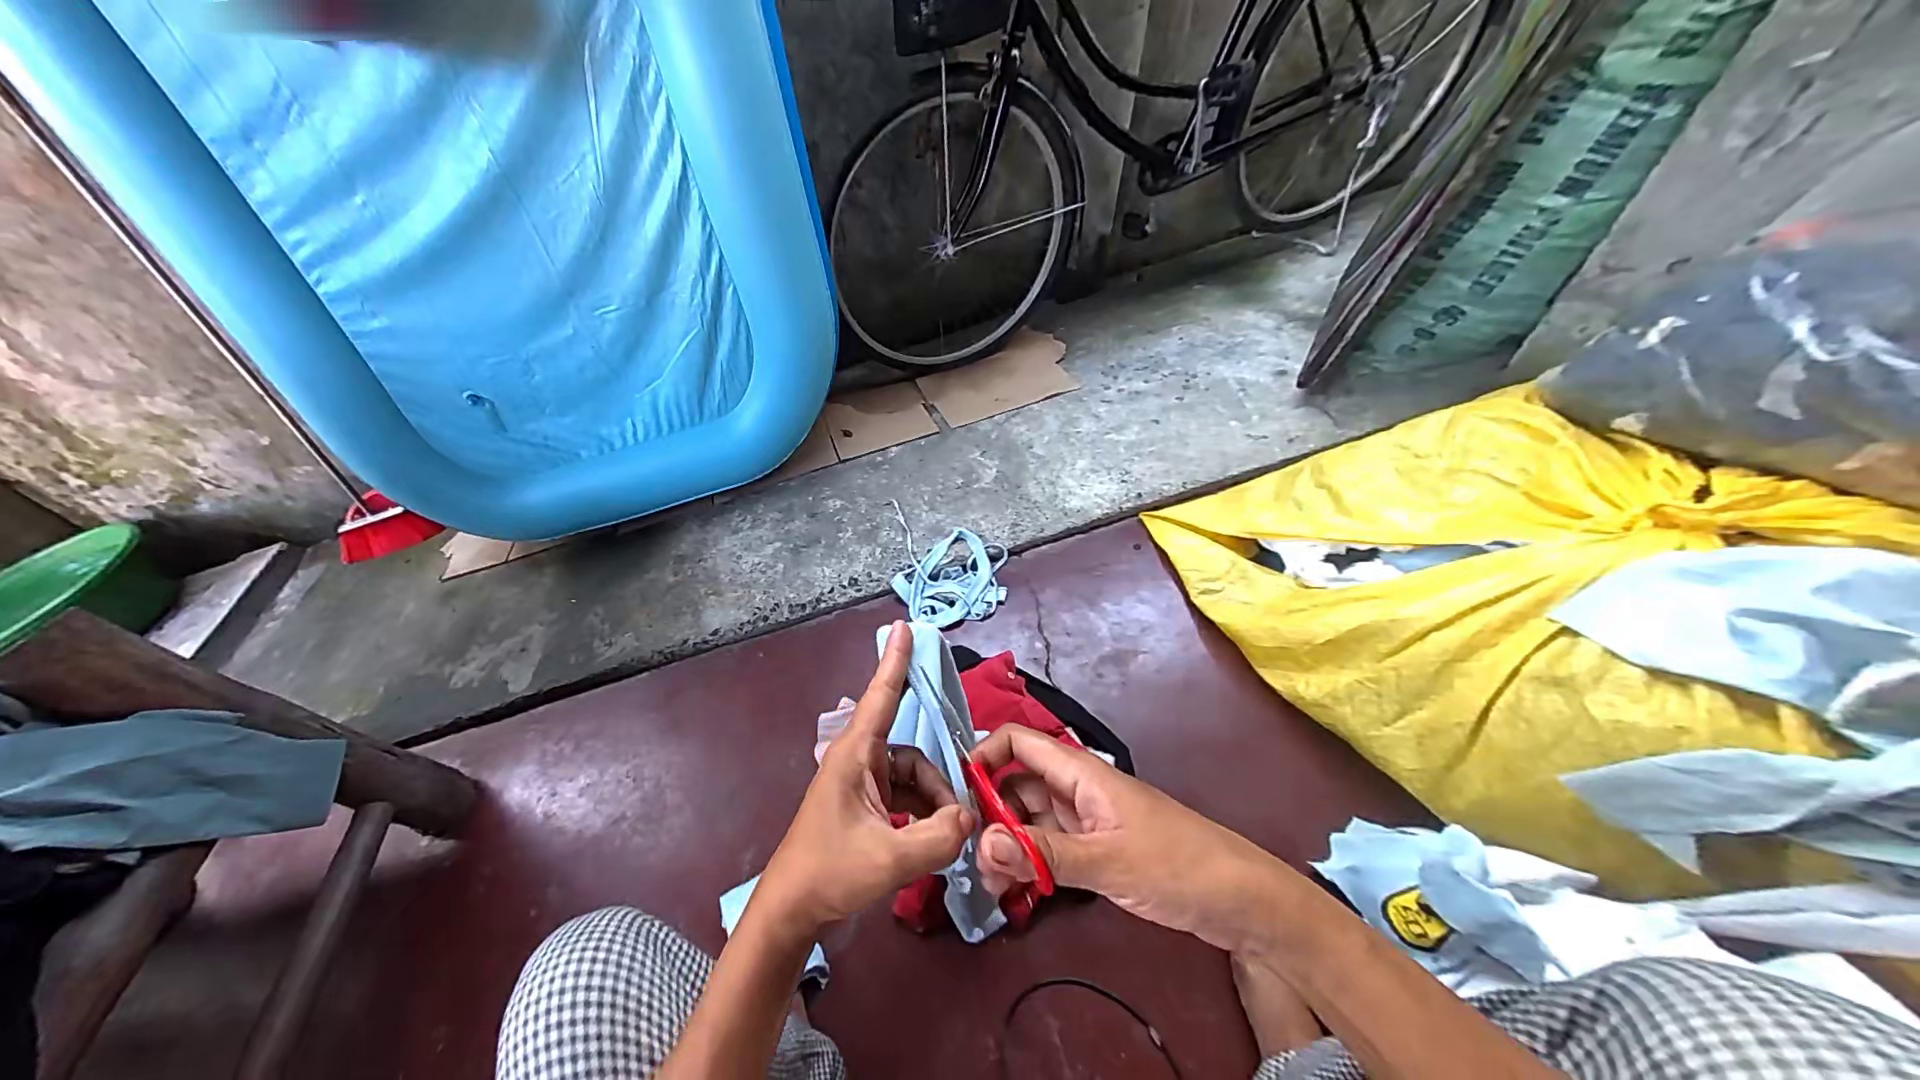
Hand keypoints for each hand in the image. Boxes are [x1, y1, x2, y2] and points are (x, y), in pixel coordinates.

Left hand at [756, 622, 976, 933]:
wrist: (791, 911)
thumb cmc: (829, 874)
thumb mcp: (888, 860)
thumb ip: (937, 838)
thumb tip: (970, 816)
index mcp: (856, 756)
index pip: (881, 697)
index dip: (895, 661)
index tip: (905, 627)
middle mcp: (861, 761)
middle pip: (916, 757)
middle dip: (939, 787)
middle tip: (958, 823)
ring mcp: (864, 784)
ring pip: (916, 780)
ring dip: (933, 807)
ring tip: (943, 840)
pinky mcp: (867, 805)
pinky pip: (907, 798)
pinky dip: (922, 816)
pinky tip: (929, 842)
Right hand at [972, 725, 1299, 953]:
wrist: (1240, 899)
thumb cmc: (1178, 865)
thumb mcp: (1110, 860)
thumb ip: (1044, 853)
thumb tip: (981, 844)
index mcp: (1080, 772)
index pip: (1017, 742)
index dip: (983, 758)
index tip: (958, 798)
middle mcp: (1076, 788)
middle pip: (1015, 785)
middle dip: (990, 817)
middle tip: (977, 864)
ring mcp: (1084, 819)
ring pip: (1028, 820)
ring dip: (1007, 846)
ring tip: (997, 888)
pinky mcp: (1093, 848)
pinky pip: (1046, 846)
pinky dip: (1029, 863)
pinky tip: (1020, 893)